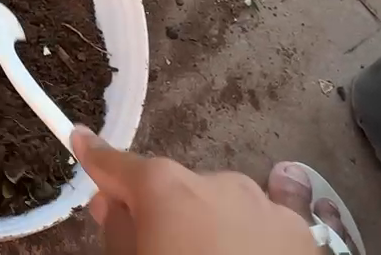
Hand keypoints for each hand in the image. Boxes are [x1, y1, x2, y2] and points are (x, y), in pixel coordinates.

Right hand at [73, 127, 321, 254]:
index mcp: (161, 185)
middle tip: (164, 249)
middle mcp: (211, 178)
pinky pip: (267, 220)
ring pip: (220, 202)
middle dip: (163, 211)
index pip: (112, 161)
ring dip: (211, 223)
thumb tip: (112, 203)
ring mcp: (262, 204)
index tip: (77, 138)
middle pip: (171, 187)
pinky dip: (255, 235)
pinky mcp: (303, 234)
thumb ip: (117, 230)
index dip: (92, 155)